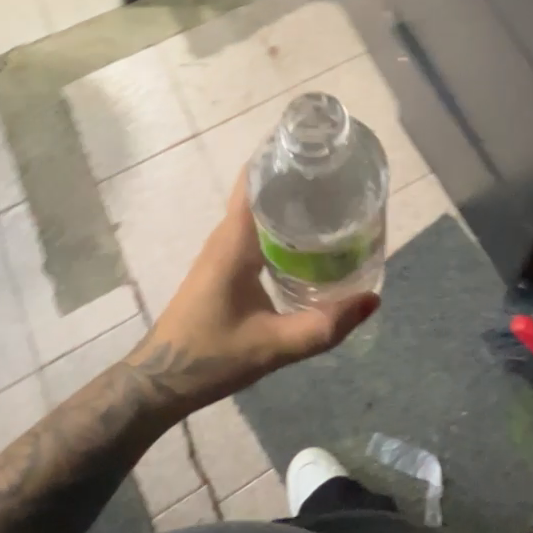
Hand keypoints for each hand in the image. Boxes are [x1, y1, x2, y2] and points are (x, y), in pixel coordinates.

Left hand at [144, 173, 380, 410]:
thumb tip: (373, 299)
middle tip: (341, 175)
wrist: (159, 384)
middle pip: (262, 187)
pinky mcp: (223, 266)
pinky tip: (309, 238)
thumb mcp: (273, 346)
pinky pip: (256, 229)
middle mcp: (227, 235)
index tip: (319, 148)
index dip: (283, 156)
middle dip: (298, 176)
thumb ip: (324, 326)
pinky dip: (282, 222)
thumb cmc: (210, 356)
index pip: (256, 177)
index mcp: (235, 240)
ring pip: (259, 209)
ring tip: (333, 199)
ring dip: (290, 199)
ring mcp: (222, 250)